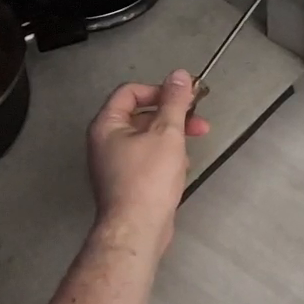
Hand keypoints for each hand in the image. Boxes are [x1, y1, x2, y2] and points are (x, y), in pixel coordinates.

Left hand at [85, 69, 210, 255]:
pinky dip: (165, 158)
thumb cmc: (149, 178)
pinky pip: (147, 159)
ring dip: (172, 139)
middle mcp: (104, 142)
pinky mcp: (125, 182)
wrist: (137, 229)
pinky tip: (181, 169)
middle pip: (140, 115)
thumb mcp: (167, 132)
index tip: (183, 99)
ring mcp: (113, 164)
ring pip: (147, 138)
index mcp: (107, 125)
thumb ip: (175, 101)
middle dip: (173, 117)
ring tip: (191, 149)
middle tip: (199, 122)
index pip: (130, 92)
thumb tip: (179, 75)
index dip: (158, 90)